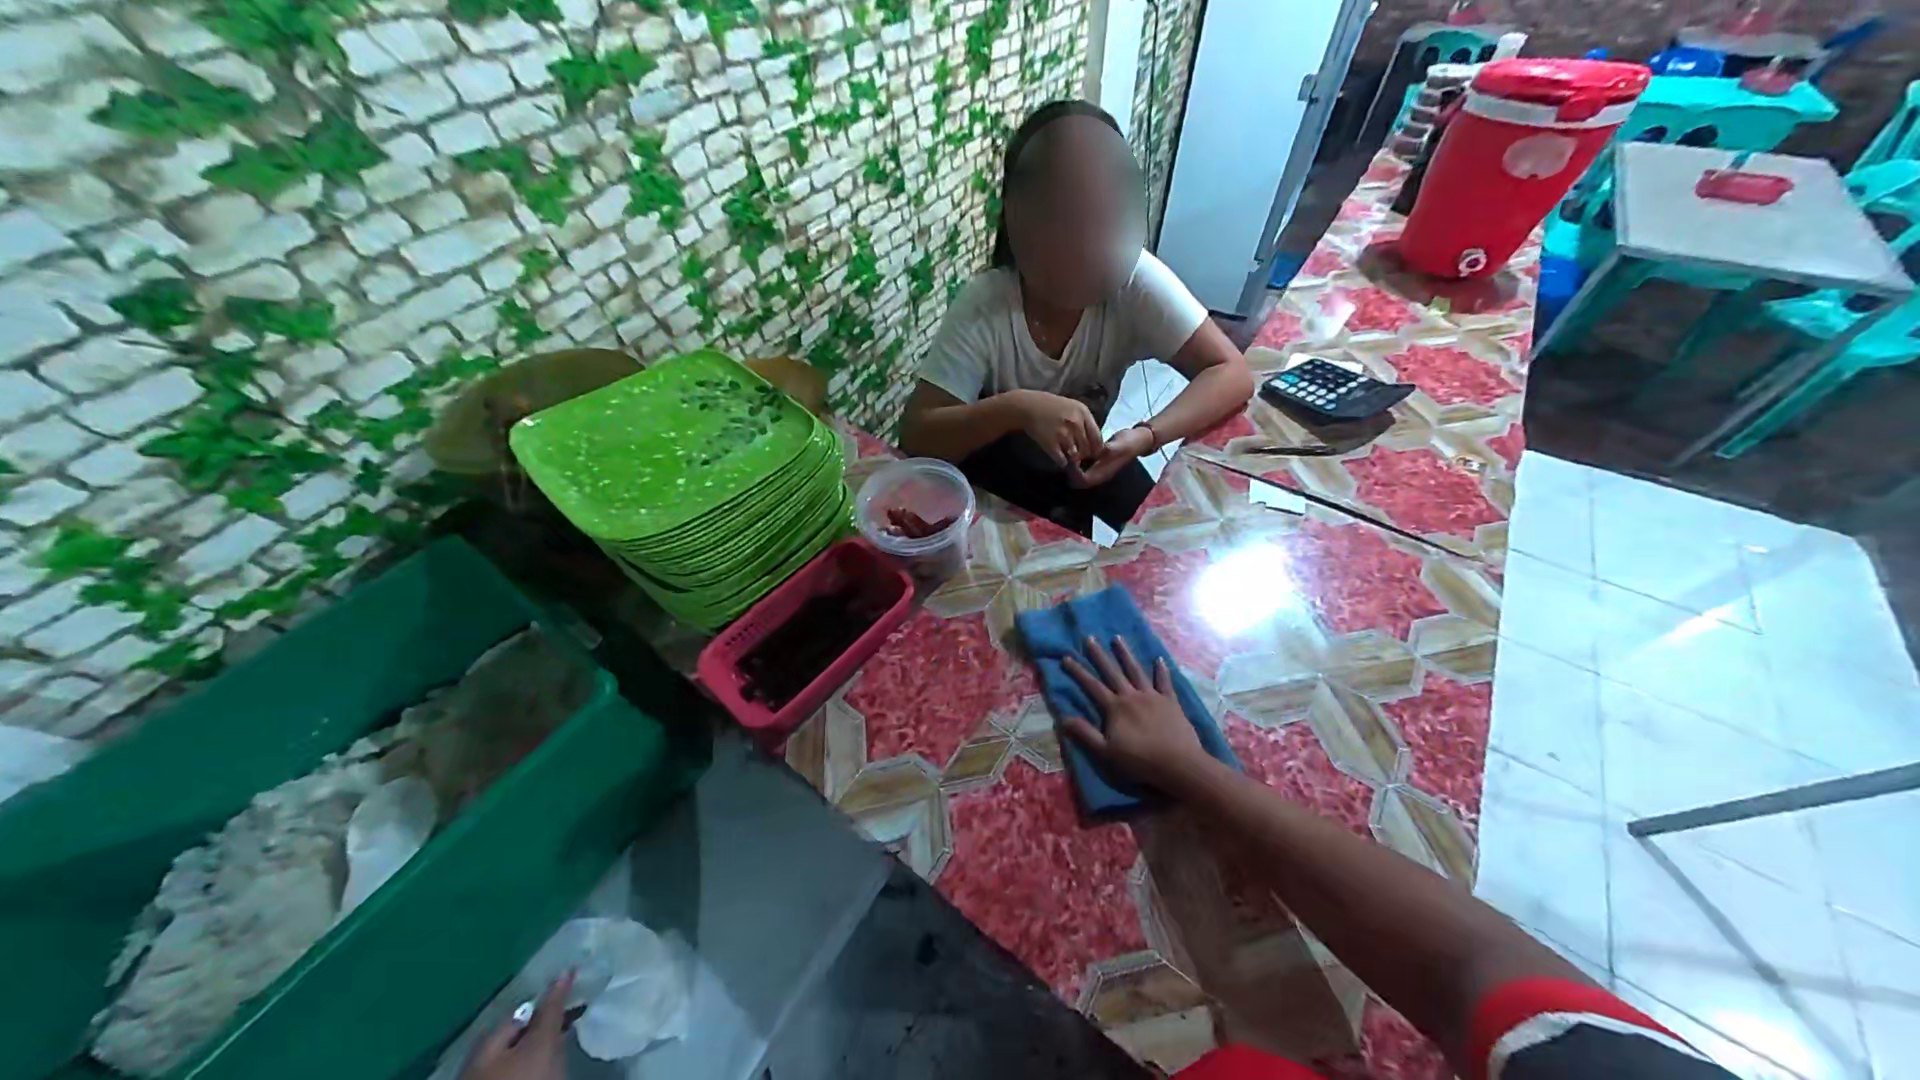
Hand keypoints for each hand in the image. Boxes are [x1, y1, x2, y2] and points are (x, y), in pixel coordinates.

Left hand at [460, 972, 574, 1079]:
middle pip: (520, 1032)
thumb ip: (552, 1008)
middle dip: (547, 1025)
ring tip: (564, 1045)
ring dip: (542, 1047)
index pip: (524, 1008)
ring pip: (519, 1054)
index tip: (577, 997)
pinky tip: (548, 1068)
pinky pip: (518, 1071)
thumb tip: (564, 970)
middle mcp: (479, 1060)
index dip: (551, 1000)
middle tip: (574, 1020)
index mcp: (487, 1041)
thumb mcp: (542, 1043)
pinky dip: (536, 1066)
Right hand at [1004, 389, 1101, 467]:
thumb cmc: (1051, 406)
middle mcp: (1075, 423)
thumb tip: (1093, 442)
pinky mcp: (1051, 444)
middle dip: (1084, 455)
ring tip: (1069, 455)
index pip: (1097, 437)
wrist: (1027, 406)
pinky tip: (1059, 457)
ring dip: (1073, 458)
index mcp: (1083, 413)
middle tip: (1080, 456)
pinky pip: (1061, 460)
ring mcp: (1063, 434)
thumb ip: (1084, 422)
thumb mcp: (1072, 407)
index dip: (1096, 448)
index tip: (1092, 452)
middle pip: (1087, 448)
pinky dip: (1061, 461)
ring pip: (1076, 455)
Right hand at [1058, 636, 1208, 792]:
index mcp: (1115, 708)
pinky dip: (1161, 670)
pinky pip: (1164, 682)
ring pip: (1136, 670)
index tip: (1067, 657)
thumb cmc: (1140, 761)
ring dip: (1126, 654)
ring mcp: (1152, 696)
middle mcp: (1132, 696)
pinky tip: (1159, 659)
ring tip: (1118, 638)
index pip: (1092, 685)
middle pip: (1113, 671)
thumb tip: (1063, 718)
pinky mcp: (1170, 701)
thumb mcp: (1106, 752)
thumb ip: (1085, 734)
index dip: (1078, 672)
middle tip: (1090, 637)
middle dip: (1100, 655)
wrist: (1178, 764)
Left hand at [1070, 424, 1154, 487]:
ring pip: (1081, 473)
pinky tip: (1076, 448)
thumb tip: (1086, 455)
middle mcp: (1099, 474)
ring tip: (1069, 452)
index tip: (1069, 458)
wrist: (1139, 438)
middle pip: (1079, 480)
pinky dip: (1079, 460)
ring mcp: (1099, 468)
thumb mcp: (1114, 447)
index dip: (1073, 473)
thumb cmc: (1128, 443)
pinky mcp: (1099, 461)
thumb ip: (1100, 453)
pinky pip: (1085, 465)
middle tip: (1066, 455)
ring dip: (1074, 465)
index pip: (1081, 481)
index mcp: (1102, 474)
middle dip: (1070, 470)